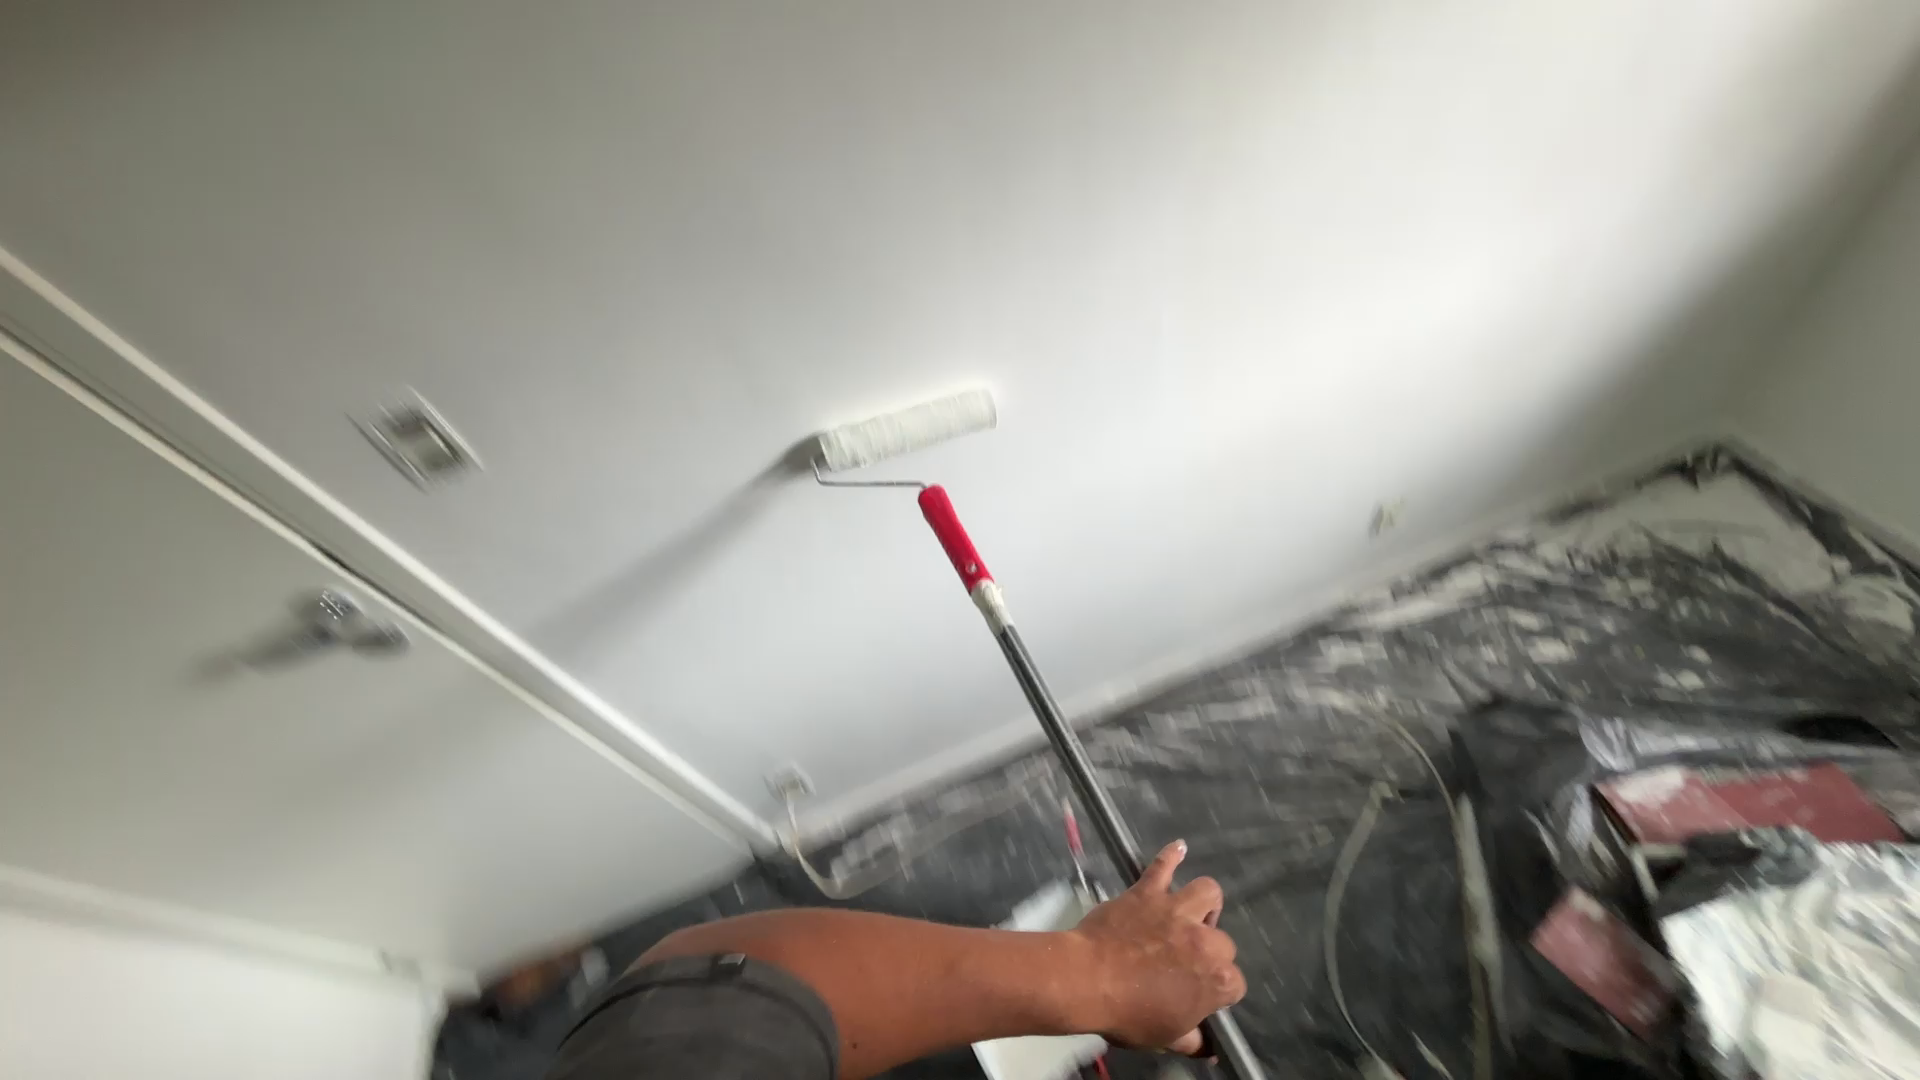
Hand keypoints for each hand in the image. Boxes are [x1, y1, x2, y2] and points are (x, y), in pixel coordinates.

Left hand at [1065, 839, 1246, 1054]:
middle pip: (1222, 941)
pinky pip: (1162, 866)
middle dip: (1210, 952)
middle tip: (1187, 961)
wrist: (1088, 978)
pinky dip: (1171, 854)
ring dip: (1205, 903)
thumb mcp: (1168, 1038)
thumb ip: (1194, 1040)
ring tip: (1195, 912)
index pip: (1234, 983)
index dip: (1217, 990)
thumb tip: (1209, 1046)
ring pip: (1207, 892)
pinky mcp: (1147, 891)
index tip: (1200, 994)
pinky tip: (1179, 846)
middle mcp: (1203, 939)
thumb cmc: (1128, 1012)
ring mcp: (1175, 910)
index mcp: (1215, 979)